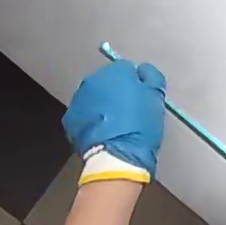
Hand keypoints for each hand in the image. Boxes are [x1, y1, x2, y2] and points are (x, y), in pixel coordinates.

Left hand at [63, 59, 166, 184]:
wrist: (117, 155)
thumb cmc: (140, 125)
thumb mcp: (156, 98)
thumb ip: (151, 77)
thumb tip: (141, 70)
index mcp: (115, 71)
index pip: (126, 69)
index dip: (134, 83)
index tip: (139, 98)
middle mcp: (92, 80)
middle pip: (106, 82)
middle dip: (114, 93)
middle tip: (126, 113)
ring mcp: (78, 99)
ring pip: (92, 97)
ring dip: (100, 106)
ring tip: (112, 125)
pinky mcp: (69, 119)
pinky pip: (82, 115)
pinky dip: (89, 121)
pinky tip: (100, 134)